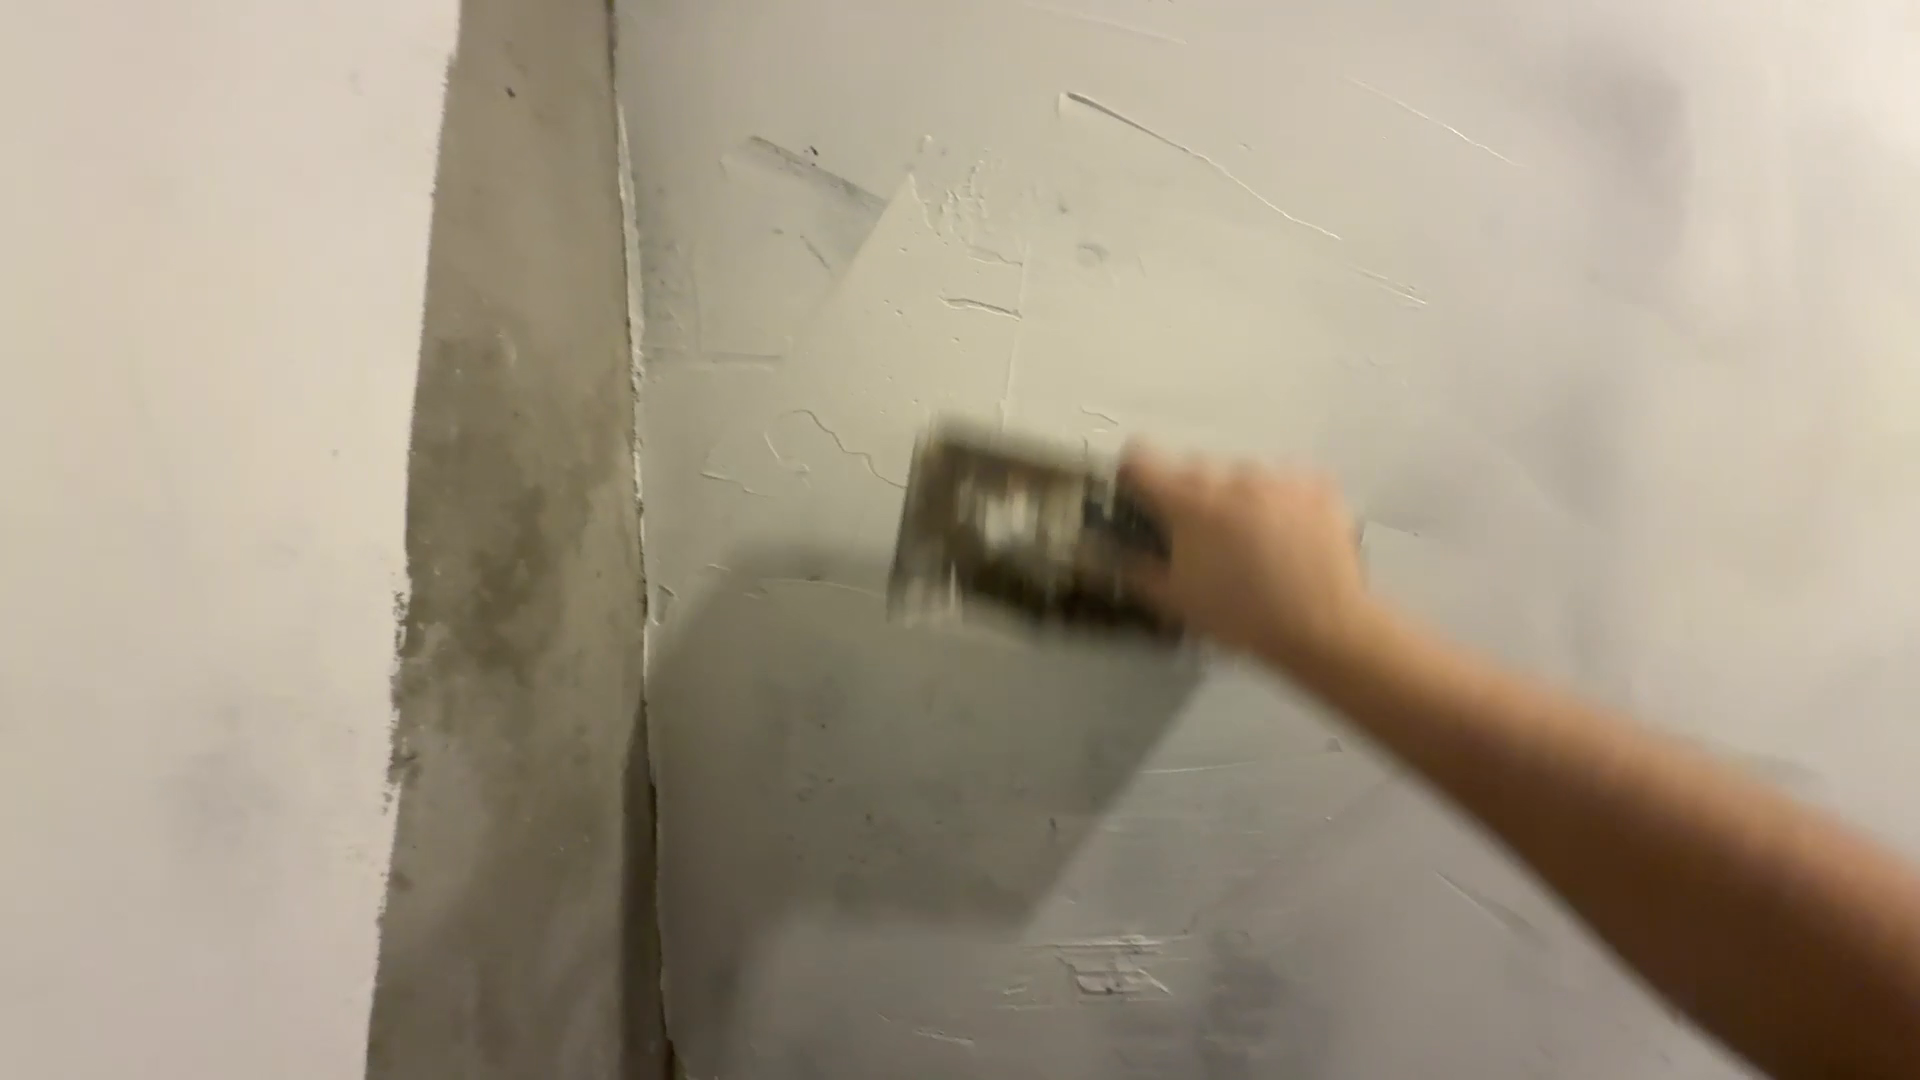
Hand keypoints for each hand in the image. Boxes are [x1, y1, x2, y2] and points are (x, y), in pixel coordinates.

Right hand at [1120, 444, 1374, 666]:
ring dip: (1235, 497)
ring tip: (1252, 542)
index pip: (1139, 459)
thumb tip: (1095, 547)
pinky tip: (1287, 537)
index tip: (1140, 500)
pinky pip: (1282, 481)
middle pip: (1192, 468)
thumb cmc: (1238, 616)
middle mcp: (1229, 475)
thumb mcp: (1174, 599)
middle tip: (1203, 539)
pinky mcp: (1316, 484)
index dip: (1133, 476)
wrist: (1324, 629)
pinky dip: (1277, 501)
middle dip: (1190, 496)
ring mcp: (1277, 476)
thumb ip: (1130, 565)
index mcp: (1187, 500)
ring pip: (1239, 475)